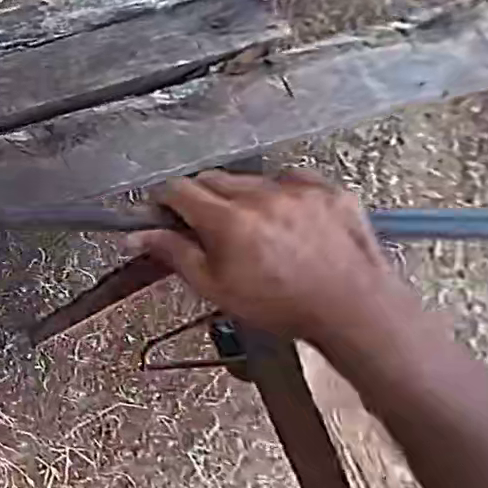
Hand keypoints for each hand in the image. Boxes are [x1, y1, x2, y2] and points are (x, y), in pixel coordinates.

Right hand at [128, 169, 413, 341]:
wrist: (351, 310)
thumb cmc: (282, 305)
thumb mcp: (212, 286)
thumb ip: (172, 253)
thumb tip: (136, 237)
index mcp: (228, 221)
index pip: (178, 189)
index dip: (164, 201)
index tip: (163, 213)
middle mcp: (262, 197)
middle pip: (210, 178)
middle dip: (198, 198)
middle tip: (201, 226)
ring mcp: (298, 191)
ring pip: (247, 178)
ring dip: (236, 196)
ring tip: (246, 228)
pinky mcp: (328, 190)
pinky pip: (288, 178)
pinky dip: (276, 193)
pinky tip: (278, 218)